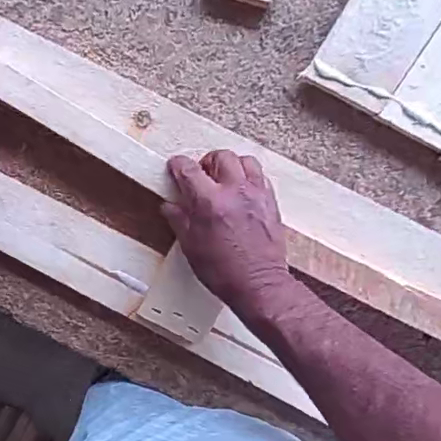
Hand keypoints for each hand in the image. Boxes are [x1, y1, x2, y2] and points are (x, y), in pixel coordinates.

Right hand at [162, 151, 298, 313]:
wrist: (258, 285)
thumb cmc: (225, 271)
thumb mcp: (191, 246)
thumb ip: (179, 220)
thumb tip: (170, 207)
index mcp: (209, 203)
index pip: (188, 169)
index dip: (177, 165)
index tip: (174, 167)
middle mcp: (235, 192)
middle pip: (220, 156)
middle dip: (206, 162)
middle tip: (199, 175)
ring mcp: (256, 195)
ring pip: (244, 160)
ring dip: (230, 165)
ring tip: (221, 179)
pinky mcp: (271, 202)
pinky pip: (260, 176)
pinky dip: (248, 177)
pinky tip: (239, 191)